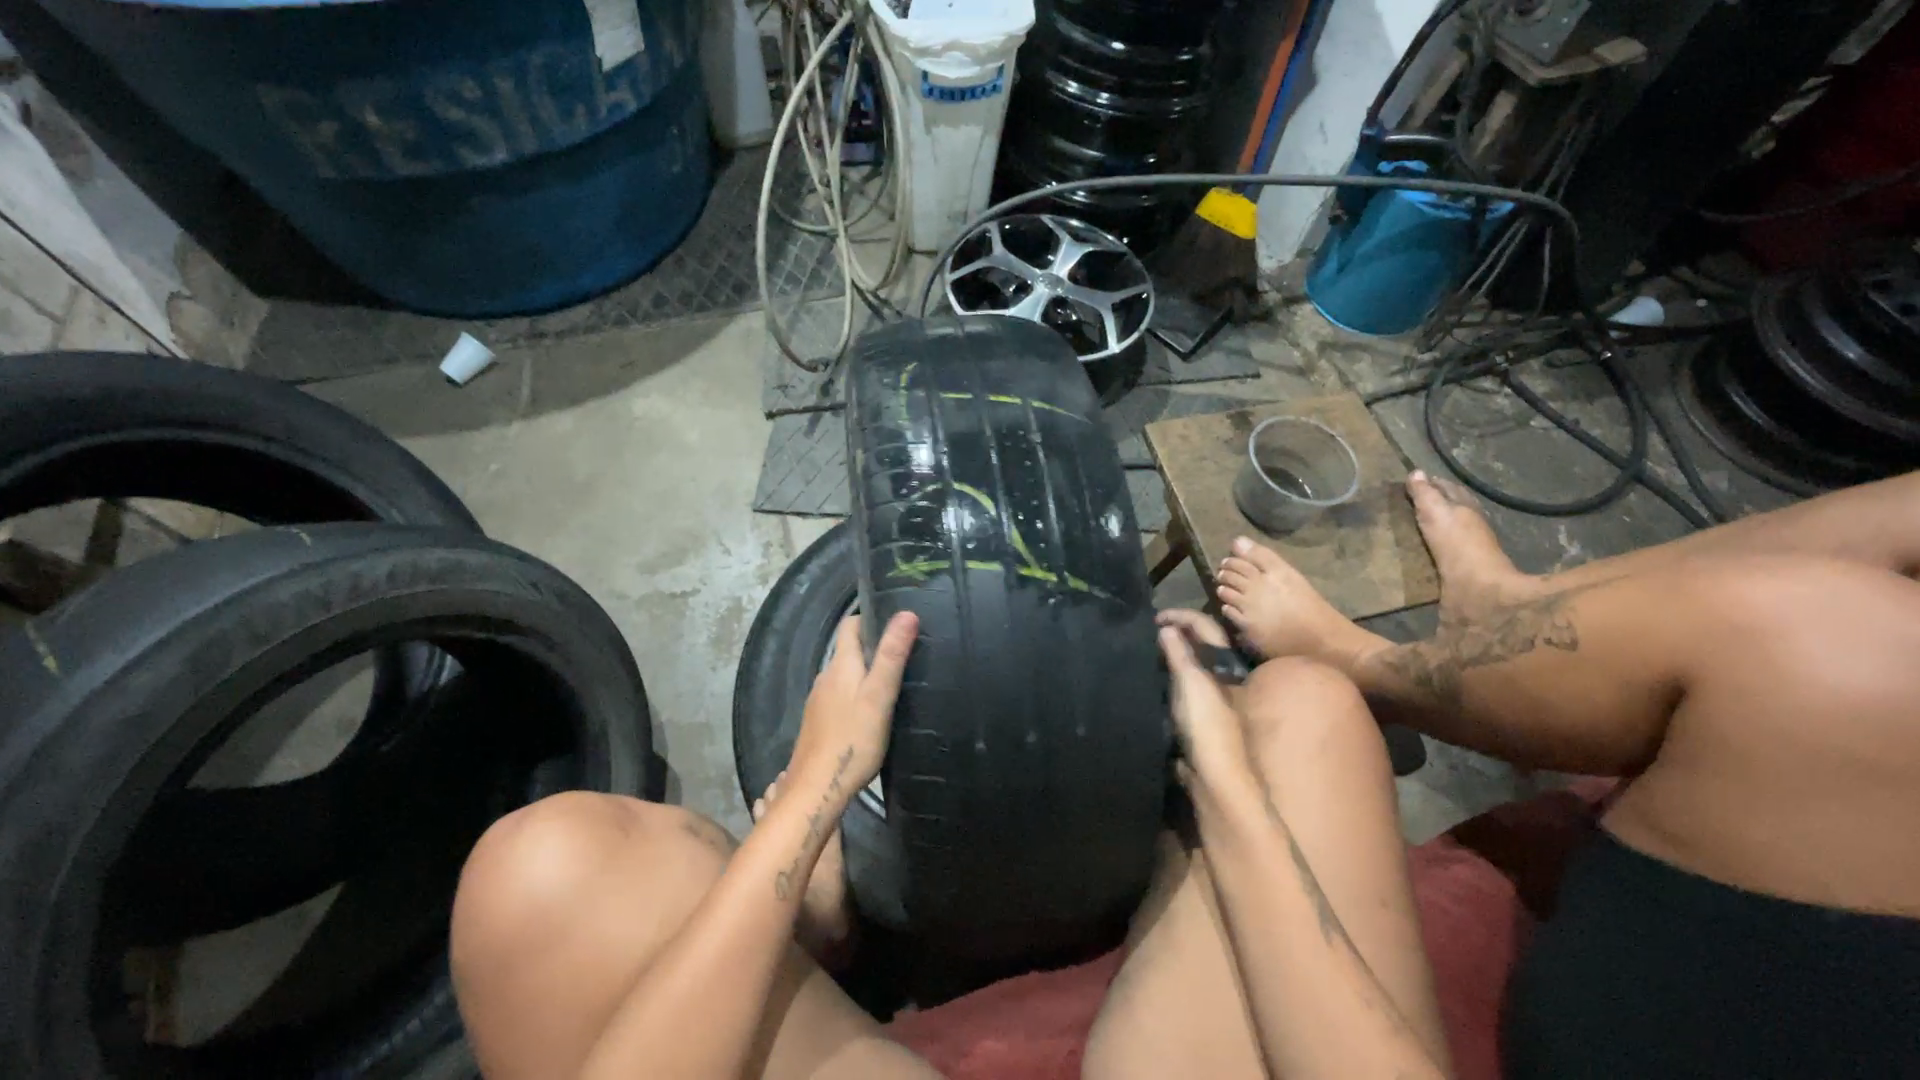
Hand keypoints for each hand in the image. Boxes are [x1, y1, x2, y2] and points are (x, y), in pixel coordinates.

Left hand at [791, 611, 918, 792]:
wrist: (816, 787)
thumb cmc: (853, 739)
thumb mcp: (879, 696)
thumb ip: (892, 655)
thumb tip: (906, 613)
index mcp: (840, 665)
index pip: (850, 626)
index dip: (870, 620)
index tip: (897, 625)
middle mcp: (825, 677)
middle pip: (848, 652)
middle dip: (872, 649)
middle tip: (904, 657)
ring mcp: (818, 702)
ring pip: (844, 677)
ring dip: (864, 676)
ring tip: (892, 687)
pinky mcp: (818, 723)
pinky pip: (839, 699)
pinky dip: (855, 697)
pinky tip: (870, 715)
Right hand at [1156, 610, 1256, 789]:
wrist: (1215, 775)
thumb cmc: (1207, 724)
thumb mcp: (1192, 684)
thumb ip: (1180, 654)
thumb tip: (1167, 627)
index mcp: (1222, 664)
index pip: (1204, 626)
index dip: (1181, 615)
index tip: (1153, 617)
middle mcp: (1219, 677)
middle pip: (1199, 644)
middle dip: (1174, 632)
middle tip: (1146, 631)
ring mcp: (1208, 697)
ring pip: (1189, 665)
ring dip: (1169, 654)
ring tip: (1143, 651)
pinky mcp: (1196, 716)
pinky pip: (1180, 686)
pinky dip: (1165, 677)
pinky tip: (1149, 681)